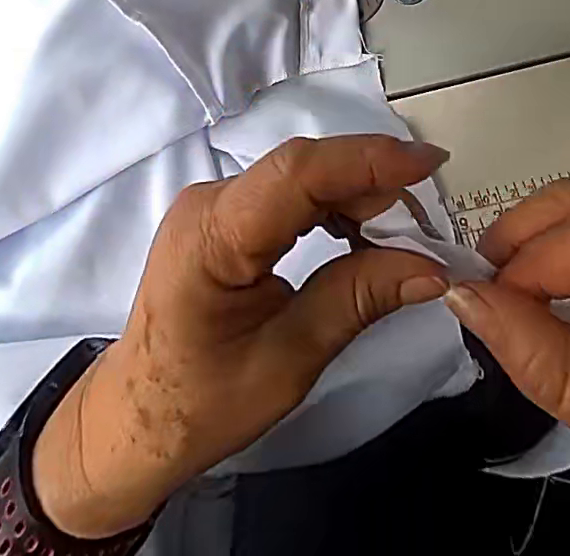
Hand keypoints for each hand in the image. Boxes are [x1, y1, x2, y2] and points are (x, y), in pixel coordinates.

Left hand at [32, 135, 451, 536]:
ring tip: (399, 230)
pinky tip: (355, 230)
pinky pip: (278, 194)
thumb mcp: (288, 358)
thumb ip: (355, 299)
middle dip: (367, 182)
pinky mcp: (216, 216)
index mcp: (213, 235)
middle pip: (296, 170)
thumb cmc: (203, 398)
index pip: (295, 174)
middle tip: (425, 218)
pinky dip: (323, 205)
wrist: (140, 408)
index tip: (428, 162)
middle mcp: (206, 201)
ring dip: (349, 194)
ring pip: (291, 178)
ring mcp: (207, 204)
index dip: (364, 160)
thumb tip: (430, 266)